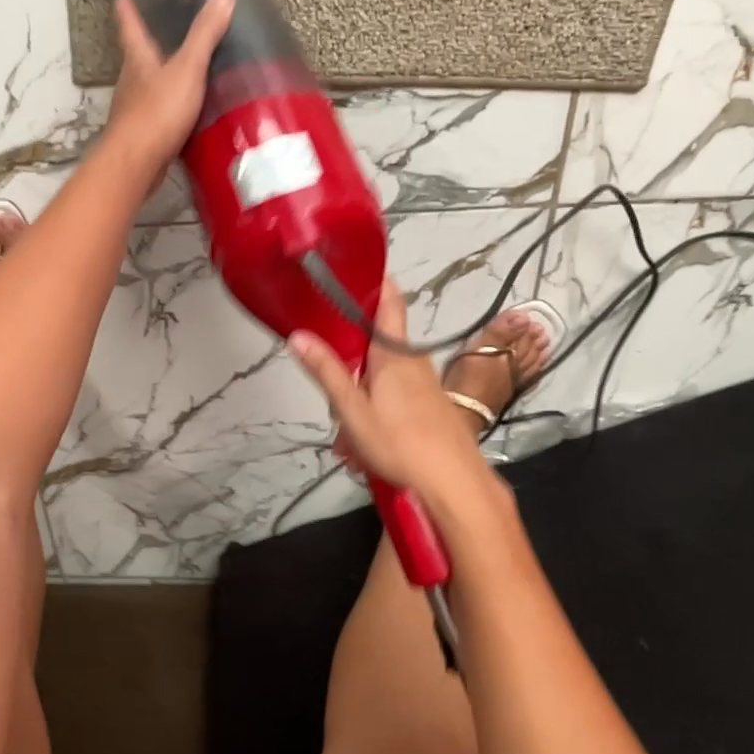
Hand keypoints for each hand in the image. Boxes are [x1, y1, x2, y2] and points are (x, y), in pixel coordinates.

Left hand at [105, 0, 235, 166]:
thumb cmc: (158, 111)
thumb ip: (205, 34)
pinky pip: (157, 113)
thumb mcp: (187, 68)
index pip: (129, 25)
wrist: (137, 163)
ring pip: (147, 85)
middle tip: (164, 30)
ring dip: (160, 77)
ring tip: (181, 69)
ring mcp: (134, 109)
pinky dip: (169, 106)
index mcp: (137, 59)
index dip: (128, 8)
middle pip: (137, 56)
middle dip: (149, 43)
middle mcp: (131, 81)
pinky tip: (184, 111)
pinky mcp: (143, 133)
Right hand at [289, 280, 487, 494]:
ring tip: (346, 428)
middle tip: (328, 380)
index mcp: (393, 352)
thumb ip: (327, 372)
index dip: (375, 280)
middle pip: (378, 340)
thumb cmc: (400, 443)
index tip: (352, 269)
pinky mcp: (432, 405)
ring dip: (362, 388)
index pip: (389, 300)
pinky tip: (367, 438)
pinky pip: (397, 392)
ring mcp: (426, 383)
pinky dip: (377, 404)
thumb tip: (297, 335)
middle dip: (352, 354)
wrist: (455, 484)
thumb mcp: (353, 411)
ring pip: (385, 371)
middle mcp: (413, 360)